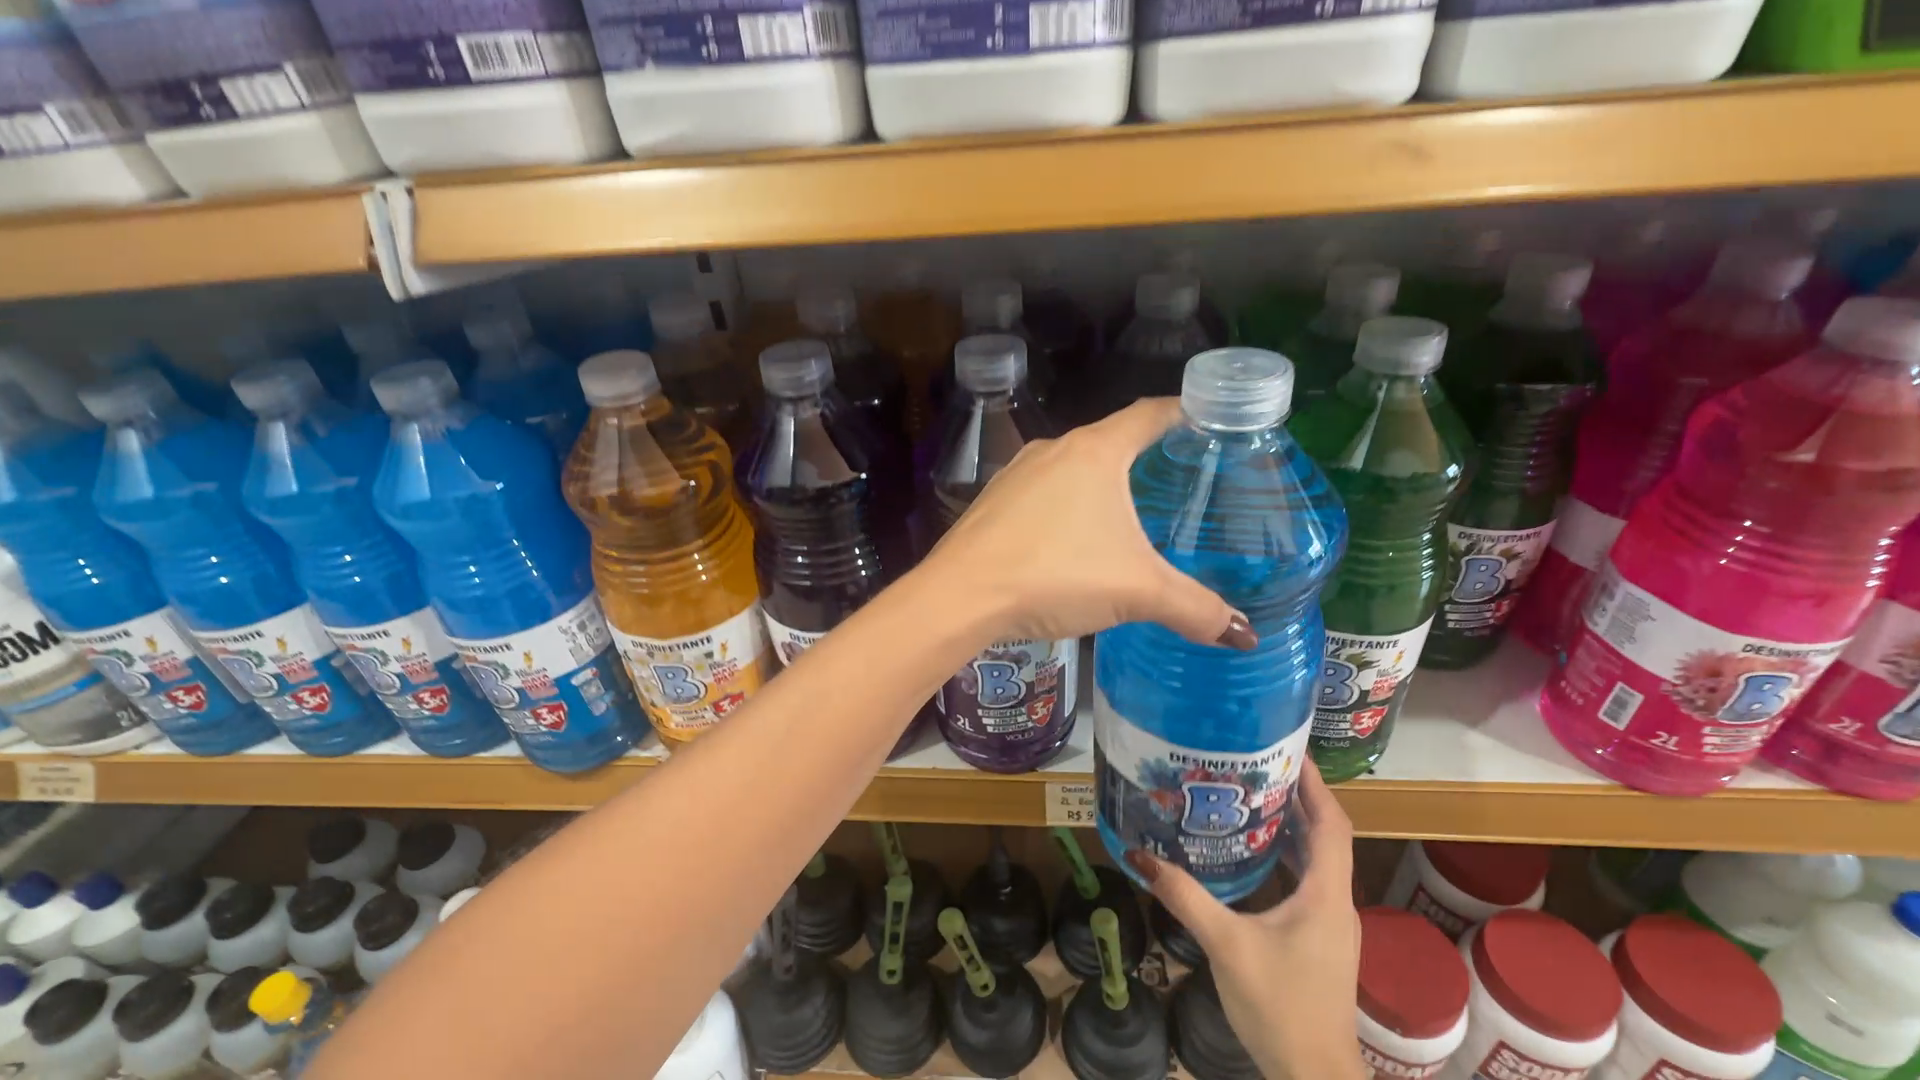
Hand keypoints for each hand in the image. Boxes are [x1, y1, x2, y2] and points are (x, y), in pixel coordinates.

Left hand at [918, 399, 1253, 647]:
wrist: (959, 597)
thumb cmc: (1054, 575)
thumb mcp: (1136, 592)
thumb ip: (1194, 609)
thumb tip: (1244, 635)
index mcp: (1096, 452)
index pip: (1150, 413)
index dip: (1185, 413)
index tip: (1212, 422)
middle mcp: (1054, 449)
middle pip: (1113, 440)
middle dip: (1148, 456)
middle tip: (1183, 481)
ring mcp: (1017, 474)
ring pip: (1074, 468)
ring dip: (1104, 484)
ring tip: (1133, 513)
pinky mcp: (993, 502)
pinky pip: (1043, 493)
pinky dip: (1068, 505)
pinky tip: (1075, 539)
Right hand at [1129, 764, 1364, 1079]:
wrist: (1313, 1074)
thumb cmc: (1279, 1004)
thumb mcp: (1226, 945)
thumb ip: (1184, 897)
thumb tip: (1138, 856)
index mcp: (1325, 893)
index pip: (1331, 822)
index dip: (1314, 782)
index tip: (1289, 745)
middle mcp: (1334, 900)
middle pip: (1323, 835)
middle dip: (1294, 797)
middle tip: (1254, 763)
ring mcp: (1328, 923)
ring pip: (1314, 861)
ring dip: (1288, 829)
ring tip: (1247, 798)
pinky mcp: (1317, 941)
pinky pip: (1304, 884)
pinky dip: (1282, 860)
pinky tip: (1248, 858)